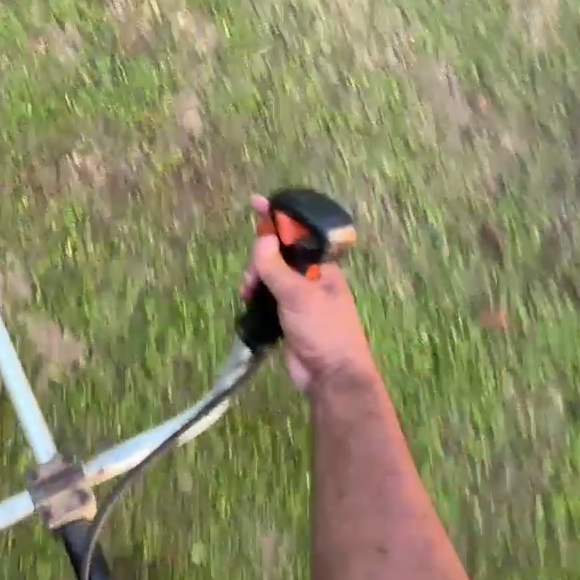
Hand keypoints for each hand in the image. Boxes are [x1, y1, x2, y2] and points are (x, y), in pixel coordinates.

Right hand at [239, 195, 375, 393]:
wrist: (332, 378)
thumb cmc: (323, 331)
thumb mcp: (298, 294)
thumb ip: (275, 266)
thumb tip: (263, 238)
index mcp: (323, 269)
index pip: (298, 235)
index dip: (278, 218)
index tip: (257, 201)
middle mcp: (312, 279)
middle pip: (278, 255)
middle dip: (259, 260)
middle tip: (251, 278)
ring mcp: (300, 298)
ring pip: (269, 276)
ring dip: (255, 280)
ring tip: (247, 294)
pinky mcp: (288, 317)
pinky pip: (267, 296)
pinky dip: (256, 296)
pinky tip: (248, 303)